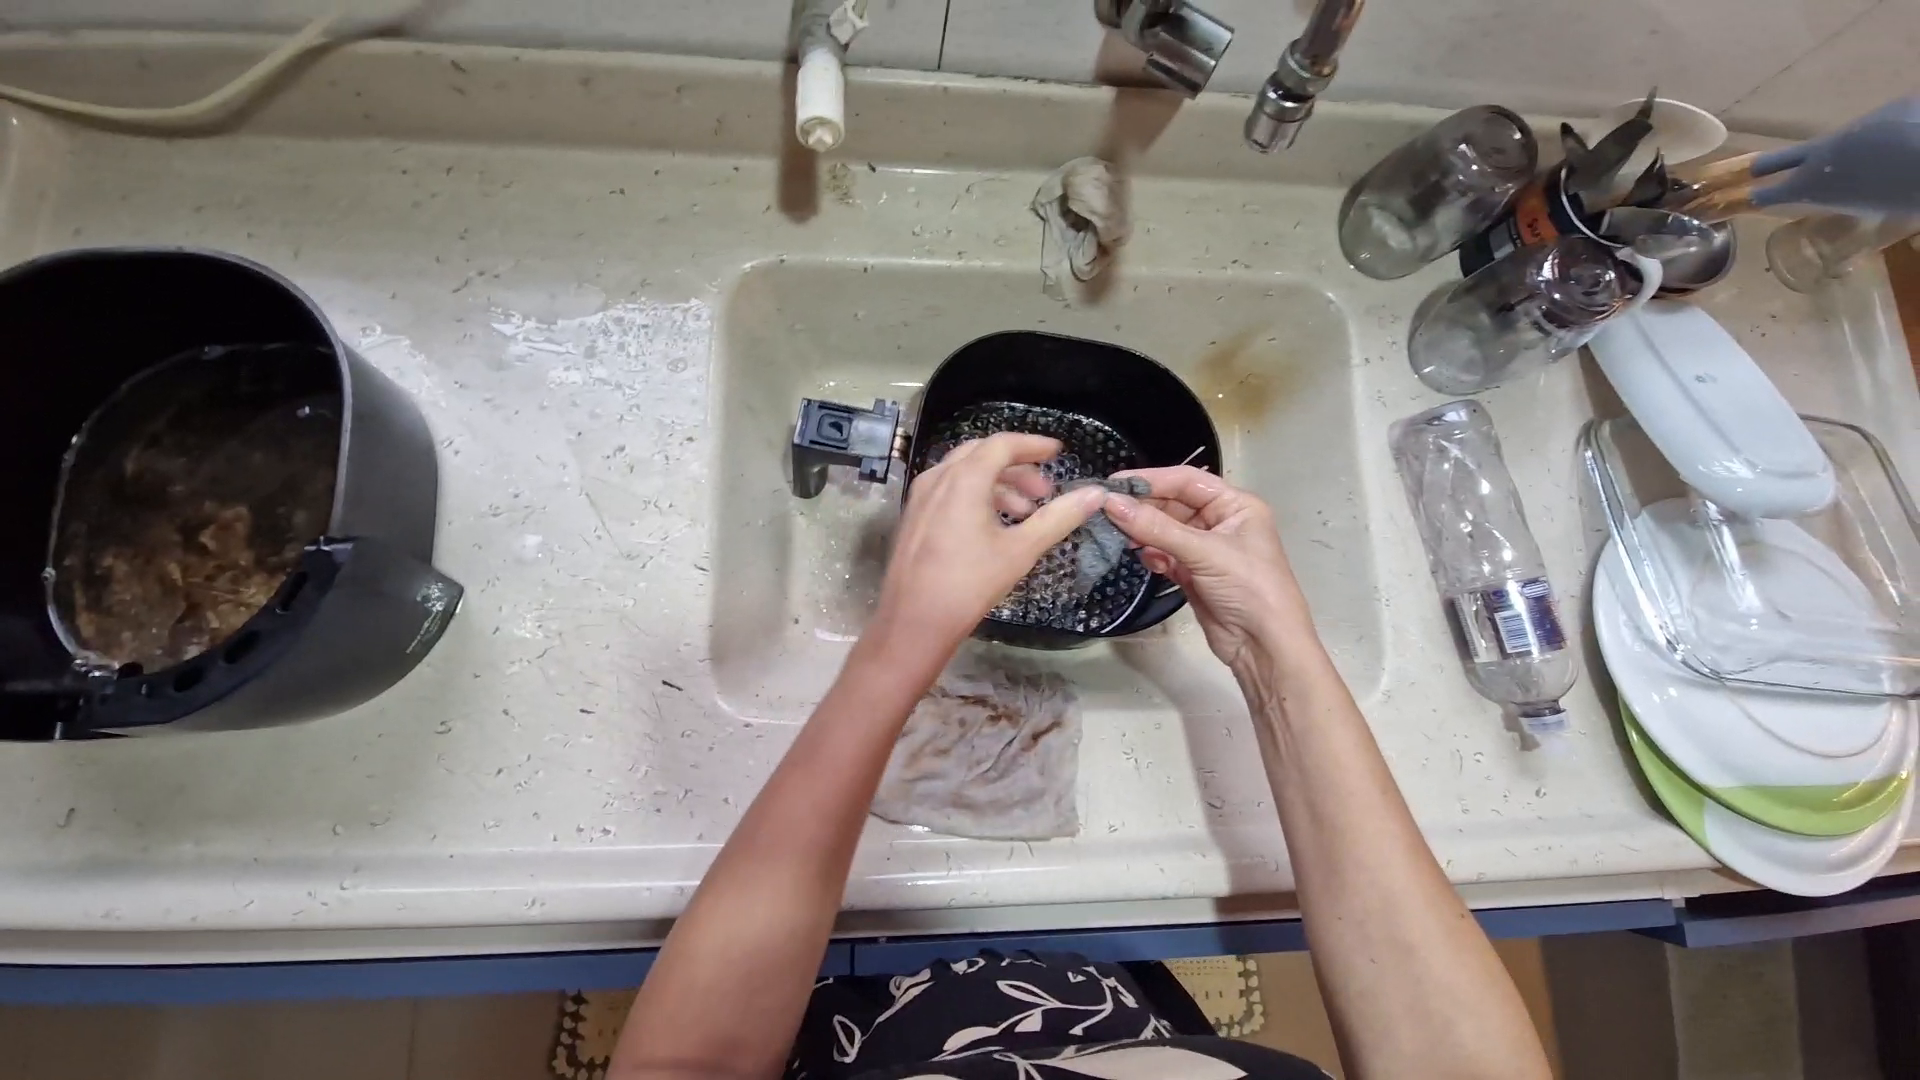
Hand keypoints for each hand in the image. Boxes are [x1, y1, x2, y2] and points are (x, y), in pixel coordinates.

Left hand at [871, 433, 1106, 659]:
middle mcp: (938, 478)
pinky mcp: (914, 516)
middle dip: (1017, 467)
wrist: (914, 621)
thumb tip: (1095, 495)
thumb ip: (1059, 518)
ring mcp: (921, 497)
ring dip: (998, 484)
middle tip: (1044, 491)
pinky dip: (976, 496)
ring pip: (964, 473)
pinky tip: (993, 525)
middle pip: (982, 454)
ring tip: (1025, 513)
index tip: (1058, 453)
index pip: (1002, 444)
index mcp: (964, 479)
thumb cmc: (970, 584)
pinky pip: (949, 490)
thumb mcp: (1021, 550)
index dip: (1033, 445)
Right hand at [1103, 466, 1318, 672]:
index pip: (1186, 481)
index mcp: (1236, 505)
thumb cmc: (1249, 588)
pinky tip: (1146, 560)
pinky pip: (1165, 554)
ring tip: (1118, 536)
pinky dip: (1153, 556)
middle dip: (1143, 508)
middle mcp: (1221, 522)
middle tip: (1106, 511)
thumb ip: (1155, 528)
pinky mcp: (1193, 574)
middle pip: (1172, 504)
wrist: (1265, 646)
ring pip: (1165, 531)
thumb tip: (1111, 503)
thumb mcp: (1204, 553)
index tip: (1113, 484)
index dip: (1150, 479)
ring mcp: (1206, 549)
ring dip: (1144, 533)